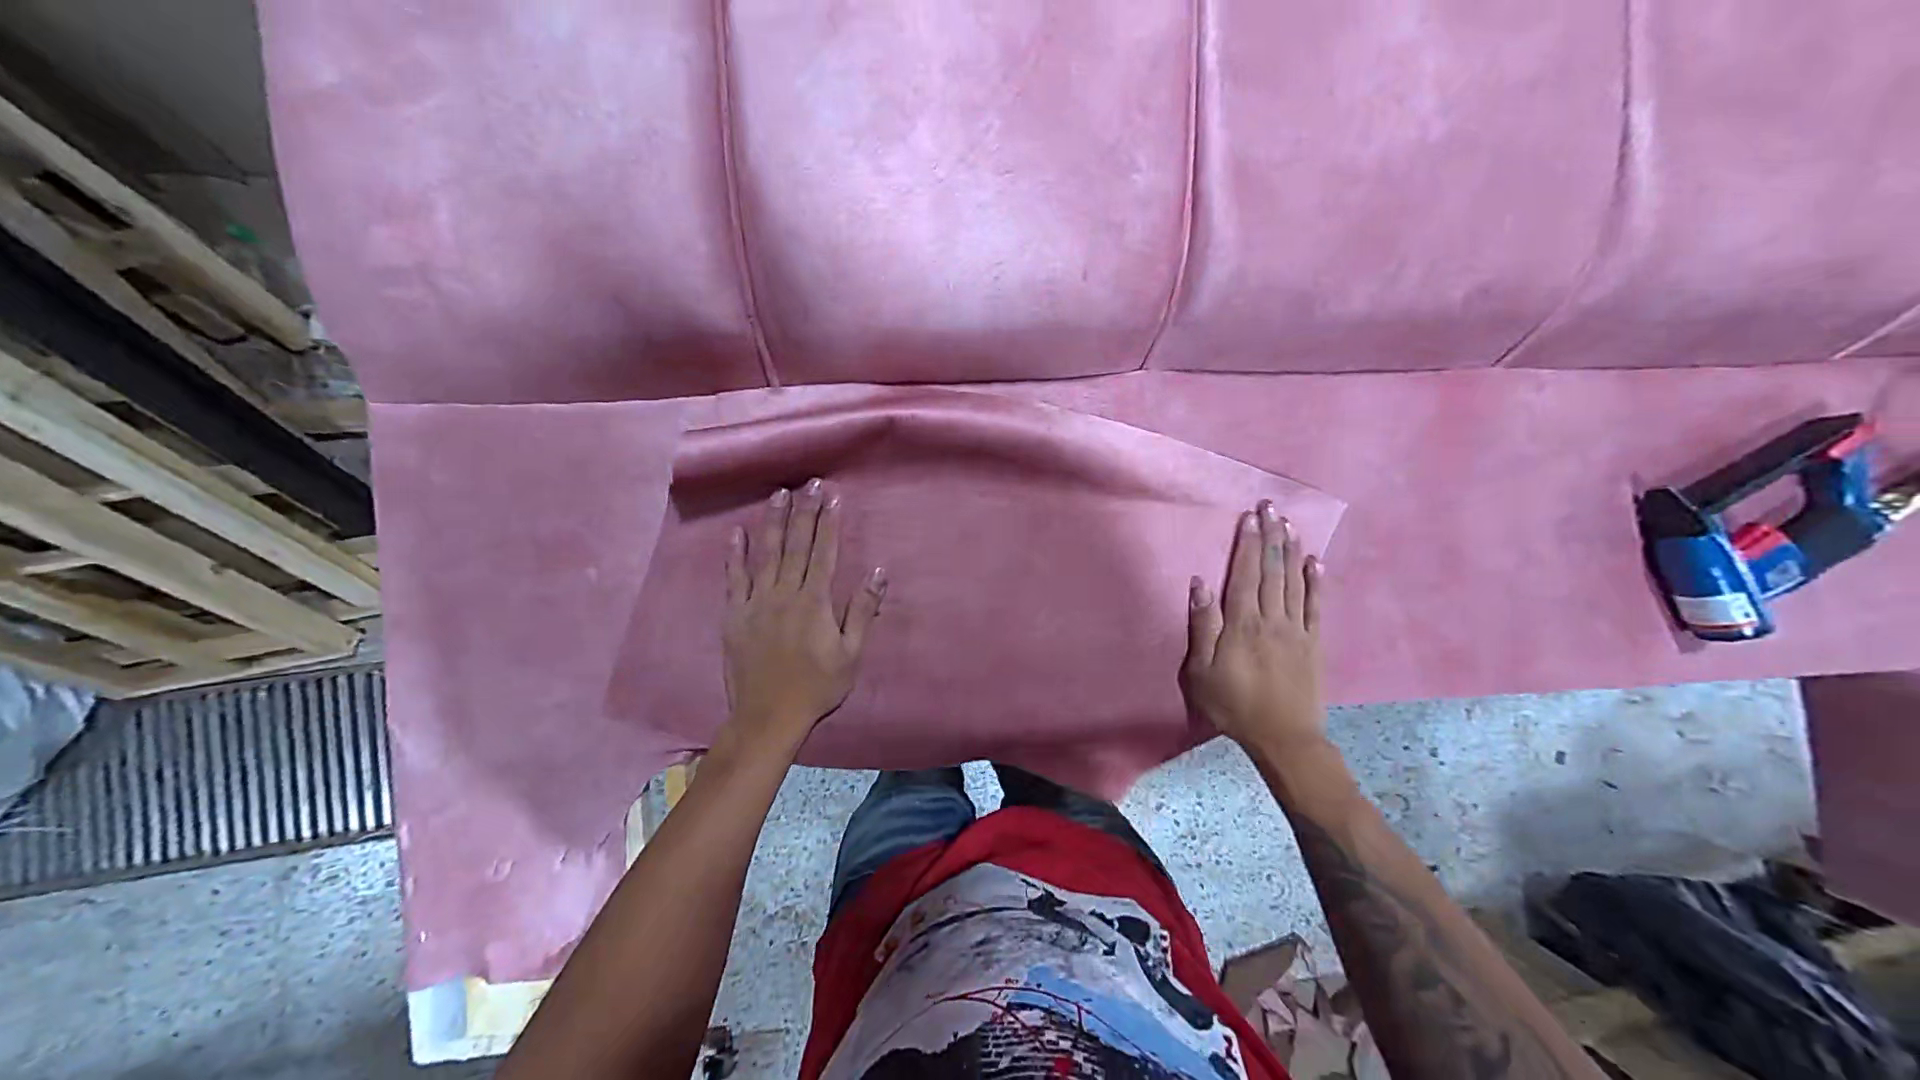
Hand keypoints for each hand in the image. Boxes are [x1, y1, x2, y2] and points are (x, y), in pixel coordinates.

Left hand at [721, 479, 885, 748]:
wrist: (768, 715)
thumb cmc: (817, 687)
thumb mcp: (852, 654)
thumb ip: (863, 611)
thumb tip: (878, 572)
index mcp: (815, 602)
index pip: (824, 552)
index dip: (828, 523)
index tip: (831, 496)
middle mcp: (786, 593)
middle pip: (797, 545)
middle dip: (804, 512)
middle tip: (809, 483)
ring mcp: (757, 602)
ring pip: (767, 553)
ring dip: (773, 522)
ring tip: (778, 494)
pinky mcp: (735, 614)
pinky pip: (735, 578)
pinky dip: (735, 554)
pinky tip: (737, 532)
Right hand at [1181, 500, 1327, 755]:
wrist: (1284, 737)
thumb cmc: (1233, 706)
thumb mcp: (1201, 672)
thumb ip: (1203, 626)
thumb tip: (1200, 584)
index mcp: (1242, 624)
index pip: (1245, 574)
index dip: (1247, 544)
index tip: (1249, 516)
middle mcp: (1272, 619)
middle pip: (1271, 570)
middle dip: (1270, 536)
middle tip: (1271, 506)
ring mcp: (1297, 630)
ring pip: (1294, 582)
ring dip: (1291, 550)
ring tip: (1289, 523)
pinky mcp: (1314, 643)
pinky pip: (1316, 606)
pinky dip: (1316, 581)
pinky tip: (1315, 561)